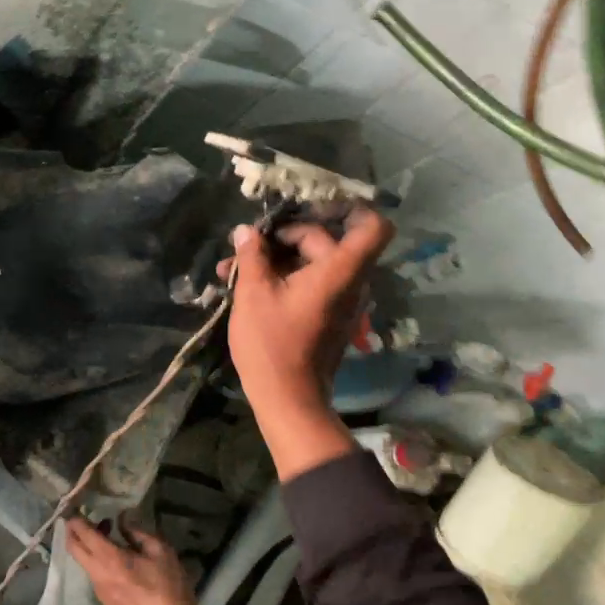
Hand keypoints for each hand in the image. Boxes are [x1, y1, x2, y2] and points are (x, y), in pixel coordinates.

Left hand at [65, 517, 207, 604]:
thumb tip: (122, 519)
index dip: (76, 518)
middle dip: (74, 530)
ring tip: (110, 535)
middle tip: (90, 518)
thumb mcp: (160, 552)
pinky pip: (93, 574)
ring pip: (82, 562)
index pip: (81, 533)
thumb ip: (137, 532)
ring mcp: (99, 591)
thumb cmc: (169, 589)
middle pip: (73, 547)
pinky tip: (118, 560)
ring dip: (88, 546)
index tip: (77, 506)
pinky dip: (96, 560)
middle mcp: (96, 574)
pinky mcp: (106, 602)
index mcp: (108, 558)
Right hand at [223, 209, 393, 411]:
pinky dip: (282, 279)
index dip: (349, 207)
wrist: (288, 399)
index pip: (372, 226)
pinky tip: (244, 287)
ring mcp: (339, 302)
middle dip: (282, 238)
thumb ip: (251, 256)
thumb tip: (245, 231)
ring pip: (311, 264)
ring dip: (275, 260)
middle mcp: (348, 282)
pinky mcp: (326, 318)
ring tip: (231, 270)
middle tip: (243, 246)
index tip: (311, 205)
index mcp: (339, 272)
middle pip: (326, 241)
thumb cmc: (271, 343)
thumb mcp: (253, 294)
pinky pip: (309, 284)